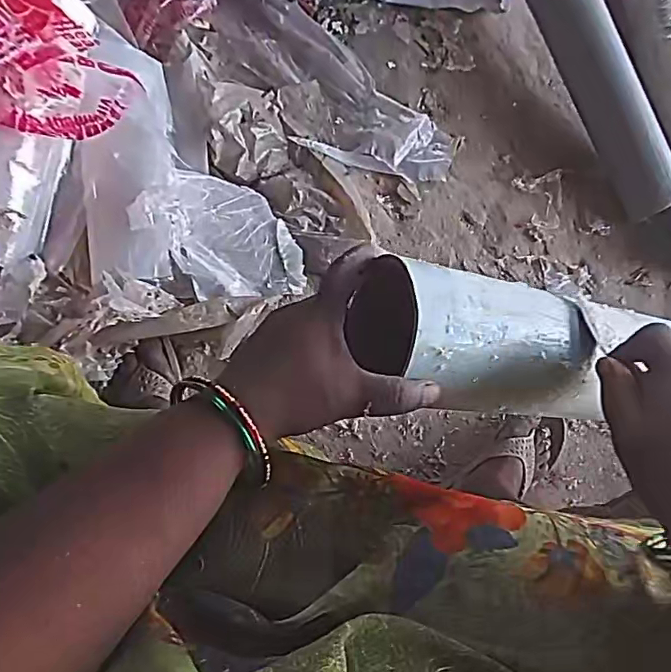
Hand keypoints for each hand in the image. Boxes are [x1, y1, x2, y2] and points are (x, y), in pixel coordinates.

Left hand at [215, 246, 440, 437]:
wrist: (237, 414)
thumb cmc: (298, 395)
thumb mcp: (352, 395)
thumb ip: (393, 394)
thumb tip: (433, 391)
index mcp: (321, 312)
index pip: (347, 269)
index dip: (368, 258)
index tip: (384, 257)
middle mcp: (295, 310)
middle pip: (330, 293)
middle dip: (354, 296)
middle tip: (378, 308)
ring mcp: (273, 325)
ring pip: (310, 313)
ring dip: (331, 318)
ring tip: (352, 335)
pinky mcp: (259, 342)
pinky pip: (293, 328)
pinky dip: (311, 334)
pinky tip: (318, 356)